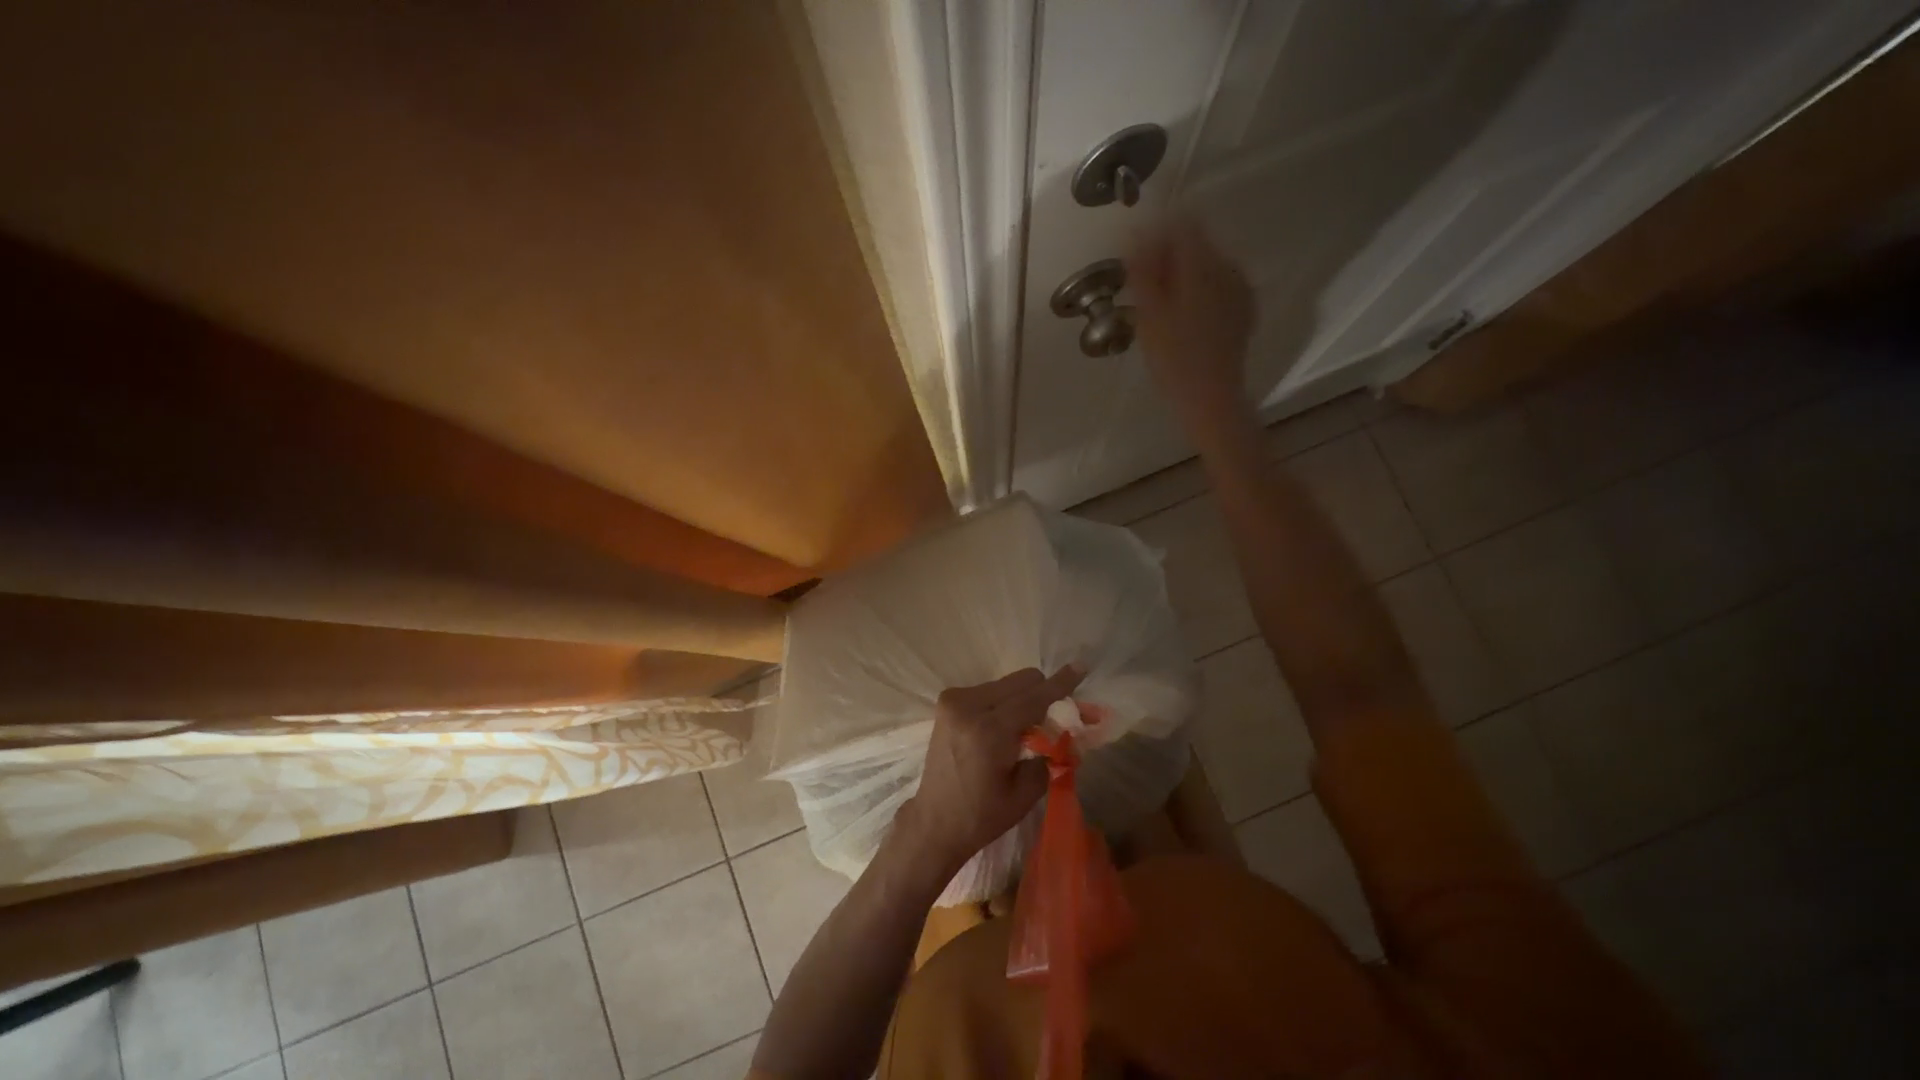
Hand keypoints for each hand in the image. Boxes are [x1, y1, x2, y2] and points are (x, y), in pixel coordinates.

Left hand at [896, 666, 1085, 877]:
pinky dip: (1006, 703)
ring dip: (1024, 700)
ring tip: (1029, 729)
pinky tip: (1007, 728)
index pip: (1035, 697)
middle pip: (1022, 681)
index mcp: (988, 730)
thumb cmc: (982, 815)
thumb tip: (1070, 732)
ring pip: (1007, 684)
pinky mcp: (948, 703)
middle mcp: (968, 706)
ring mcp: (954, 701)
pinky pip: (990, 692)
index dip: (1061, 684)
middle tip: (1058, 718)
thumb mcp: (1027, 791)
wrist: (934, 822)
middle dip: (1045, 695)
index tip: (1082, 667)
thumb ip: (1051, 752)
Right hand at [1129, 220, 1255, 426]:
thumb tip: (1135, 232)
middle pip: (1197, 242)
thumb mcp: (1148, 313)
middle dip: (1171, 254)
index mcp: (1202, 265)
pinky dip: (1201, 289)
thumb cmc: (1173, 359)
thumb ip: (1142, 268)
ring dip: (1185, 272)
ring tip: (1164, 302)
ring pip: (1209, 263)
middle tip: (1147, 284)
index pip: (1182, 224)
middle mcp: (1227, 268)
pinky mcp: (1245, 307)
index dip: (1157, 233)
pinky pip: (1220, 283)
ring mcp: (1241, 288)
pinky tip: (1187, 314)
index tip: (1140, 258)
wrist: (1210, 398)